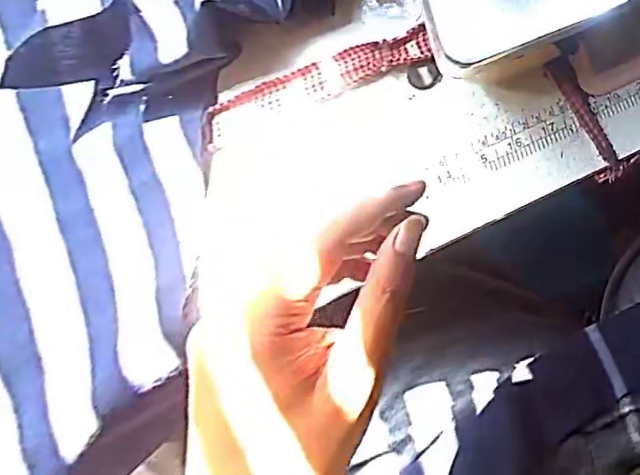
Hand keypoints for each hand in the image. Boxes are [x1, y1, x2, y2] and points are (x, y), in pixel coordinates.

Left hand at [189, 152, 426, 474]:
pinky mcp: (230, 326)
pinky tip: (358, 264)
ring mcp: (223, 317)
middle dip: (364, 215)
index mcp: (253, 322)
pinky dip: (326, 257)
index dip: (376, 205)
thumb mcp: (357, 380)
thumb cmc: (298, 462)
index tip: (416, 191)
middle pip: (305, 234)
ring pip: (295, 246)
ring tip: (393, 236)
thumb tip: (410, 234)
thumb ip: (385, 297)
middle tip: (412, 212)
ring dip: (347, 234)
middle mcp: (228, 310)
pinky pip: (283, 269)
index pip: (322, 237)